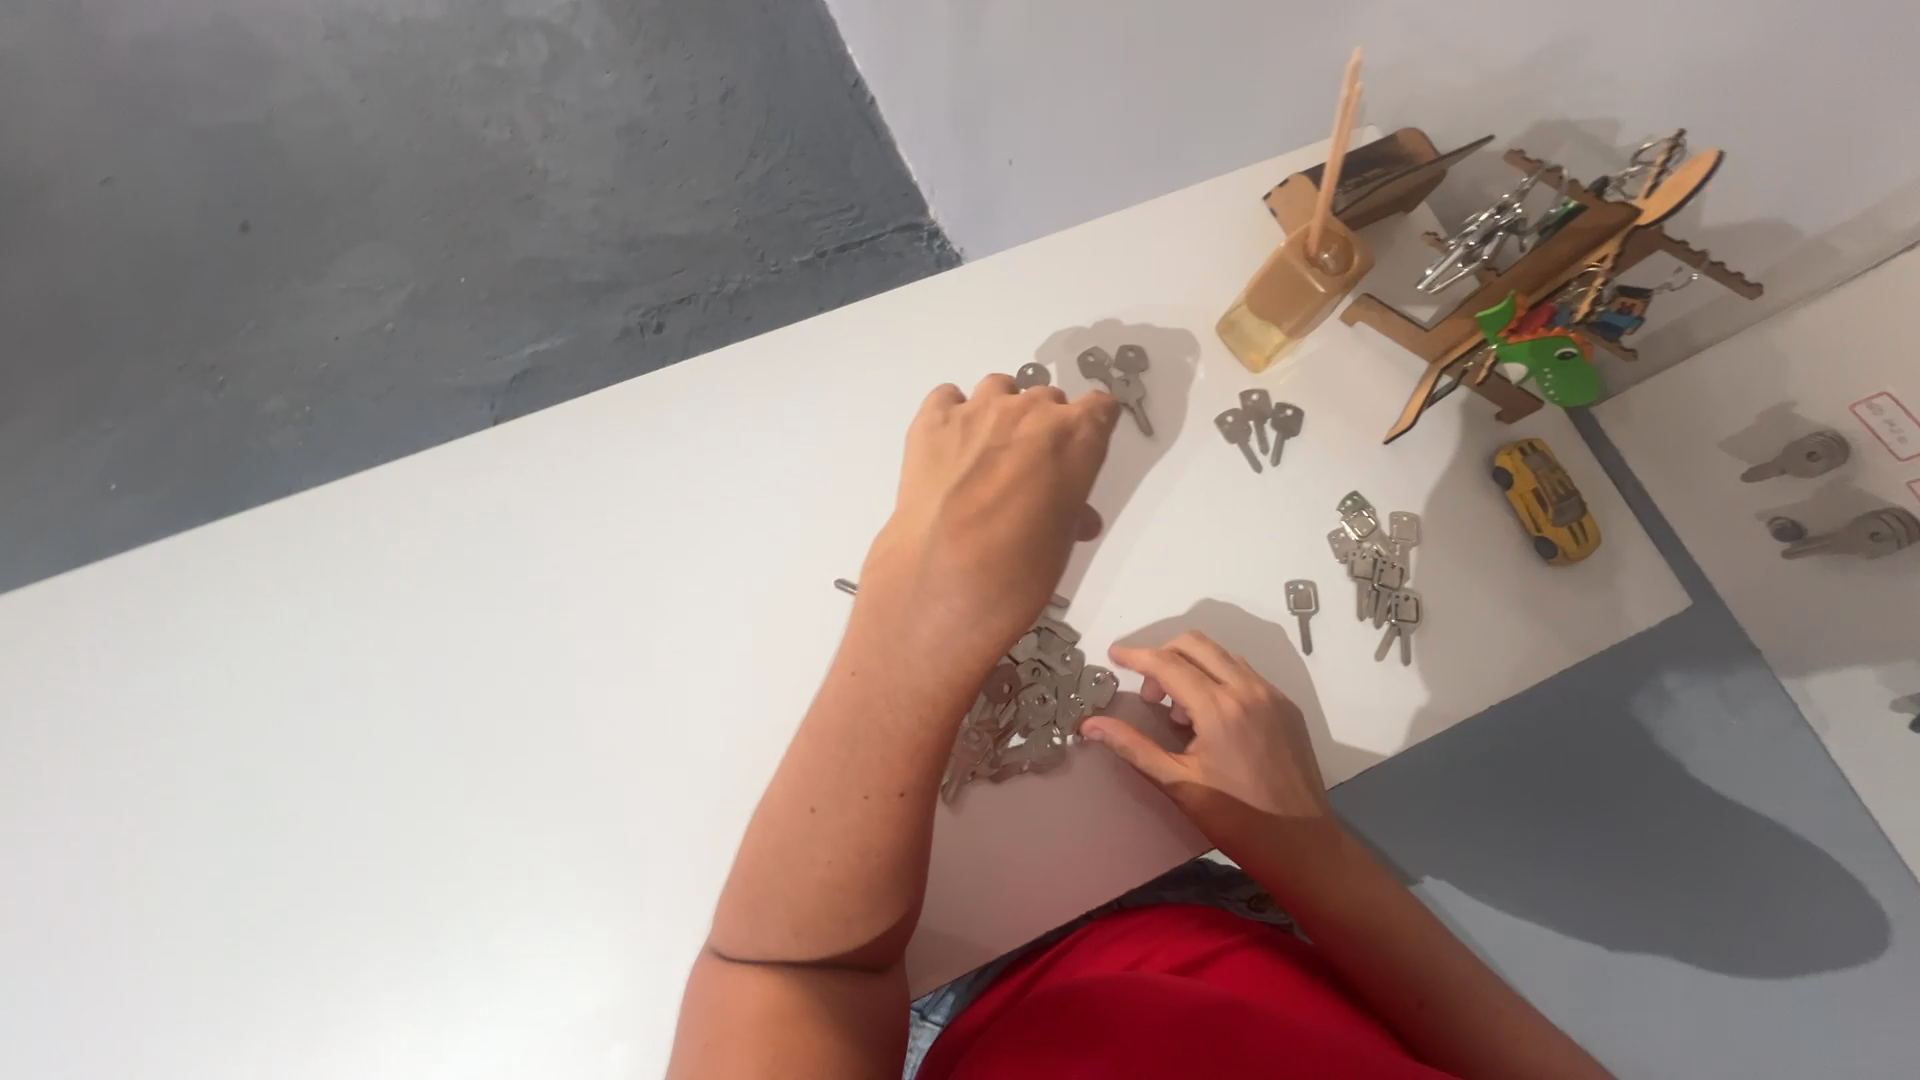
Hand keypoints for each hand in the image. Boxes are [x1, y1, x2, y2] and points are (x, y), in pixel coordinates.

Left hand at [857, 374, 1119, 671]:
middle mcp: (1031, 410)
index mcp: (1077, 436)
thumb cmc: (1019, 569)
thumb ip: (1070, 509)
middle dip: (1041, 426)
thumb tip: (1073, 516)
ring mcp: (978, 410)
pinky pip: (948, 397)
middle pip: (1046, 398)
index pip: (1100, 407)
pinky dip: (952, 414)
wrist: (946, 578)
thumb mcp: (1061, 541)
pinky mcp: (932, 420)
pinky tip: (948, 447)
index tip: (1081, 445)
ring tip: (984, 453)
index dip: (1091, 426)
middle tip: (1025, 467)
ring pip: (999, 388)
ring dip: (999, 412)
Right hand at [1080, 632, 1335, 861]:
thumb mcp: (1178, 783)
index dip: (1136, 656)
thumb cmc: (1236, 819)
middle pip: (1195, 644)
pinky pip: (1244, 673)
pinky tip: (1209, 716)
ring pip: (1222, 655)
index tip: (1113, 655)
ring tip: (1178, 710)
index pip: (1167, 664)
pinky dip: (1217, 678)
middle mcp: (1248, 690)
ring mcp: (1272, 695)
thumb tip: (1089, 725)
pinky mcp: (1286, 706)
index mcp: (1219, 708)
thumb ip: (1132, 747)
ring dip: (1191, 666)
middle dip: (1163, 656)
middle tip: (1149, 693)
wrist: (1303, 845)